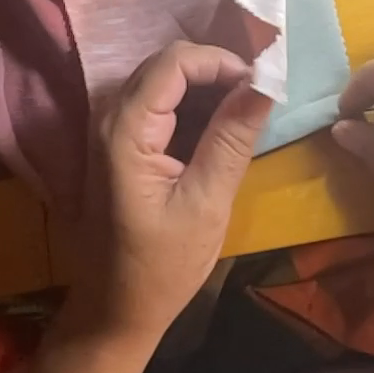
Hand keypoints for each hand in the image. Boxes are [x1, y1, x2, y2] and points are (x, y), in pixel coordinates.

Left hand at [71, 42, 272, 344]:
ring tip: (245, 113)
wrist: (112, 310)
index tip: (260, 85)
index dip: (220, 61)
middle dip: (216, 71)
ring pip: (163, 79)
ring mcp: (110, 127)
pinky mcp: (118, 140)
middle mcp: (110, 116)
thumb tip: (264, 84)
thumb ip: (232, 138)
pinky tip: (219, 128)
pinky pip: (157, 102)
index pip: (174, 62)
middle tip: (258, 98)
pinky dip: (191, 105)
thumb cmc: (159, 267)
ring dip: (206, 87)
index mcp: (125, 129)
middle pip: (167, 64)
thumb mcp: (207, 204)